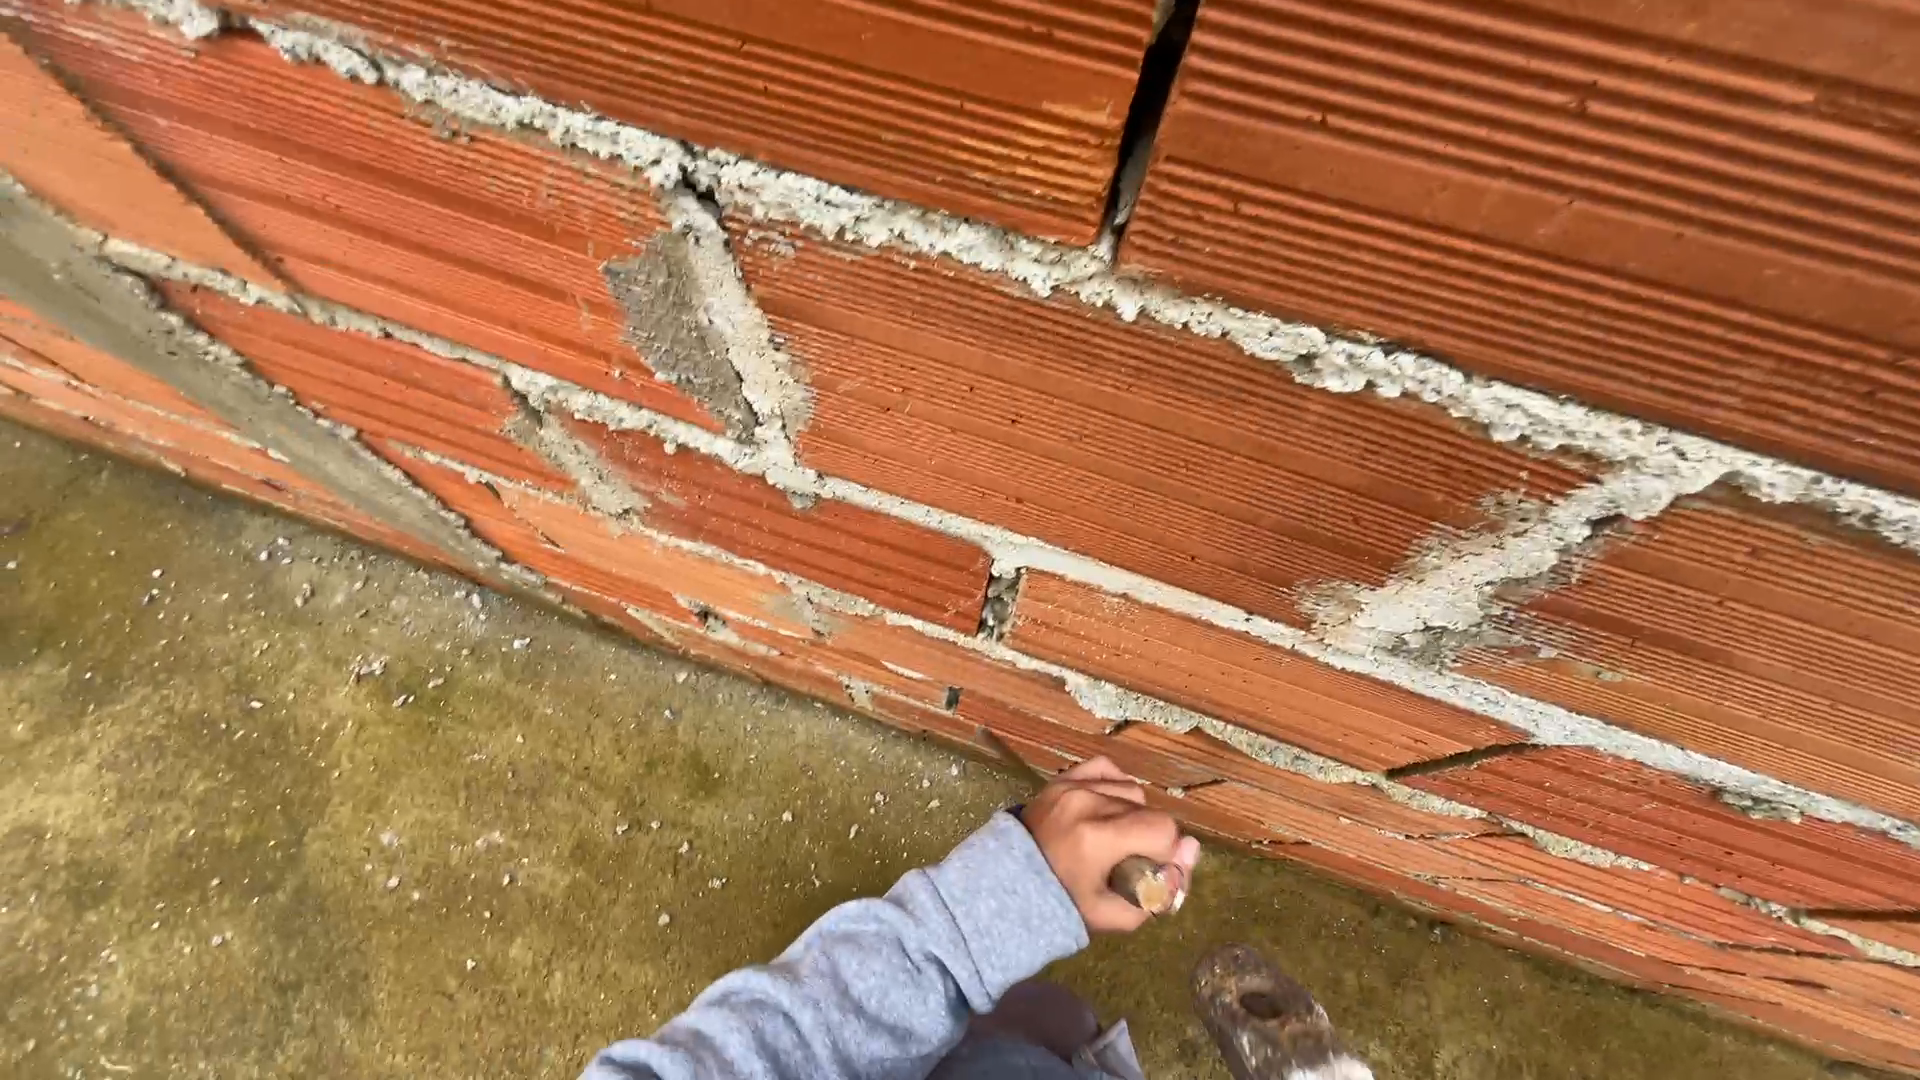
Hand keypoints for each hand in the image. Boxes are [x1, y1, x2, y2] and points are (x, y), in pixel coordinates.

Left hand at [1022, 757, 1201, 933]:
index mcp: (1097, 838)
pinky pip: (1105, 768)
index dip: (1168, 852)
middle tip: (1133, 859)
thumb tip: (1191, 850)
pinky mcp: (1062, 778)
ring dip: (1134, 813)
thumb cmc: (1062, 904)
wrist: (1008, 883)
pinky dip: (1115, 785)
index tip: (1153, 869)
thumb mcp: (1115, 916)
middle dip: (1152, 837)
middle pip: (1148, 810)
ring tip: (1116, 836)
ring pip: (1131, 790)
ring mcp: (1071, 785)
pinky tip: (1111, 806)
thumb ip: (1161, 891)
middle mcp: (1086, 803)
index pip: (1162, 829)